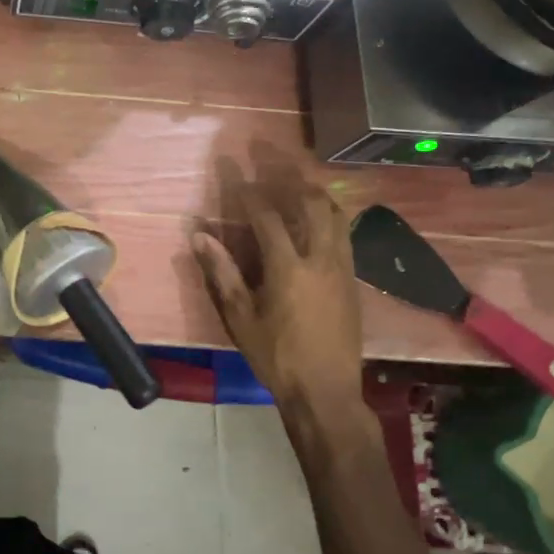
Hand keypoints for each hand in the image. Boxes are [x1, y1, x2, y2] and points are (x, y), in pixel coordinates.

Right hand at [192, 183, 363, 408]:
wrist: (327, 391)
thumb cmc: (277, 357)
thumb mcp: (241, 319)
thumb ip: (222, 273)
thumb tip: (200, 236)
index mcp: (288, 268)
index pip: (268, 217)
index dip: (249, 192)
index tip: (236, 175)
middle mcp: (320, 259)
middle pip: (311, 203)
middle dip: (290, 178)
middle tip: (270, 162)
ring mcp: (342, 267)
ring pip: (335, 214)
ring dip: (314, 192)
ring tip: (295, 181)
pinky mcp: (352, 279)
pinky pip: (344, 233)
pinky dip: (329, 214)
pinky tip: (317, 216)